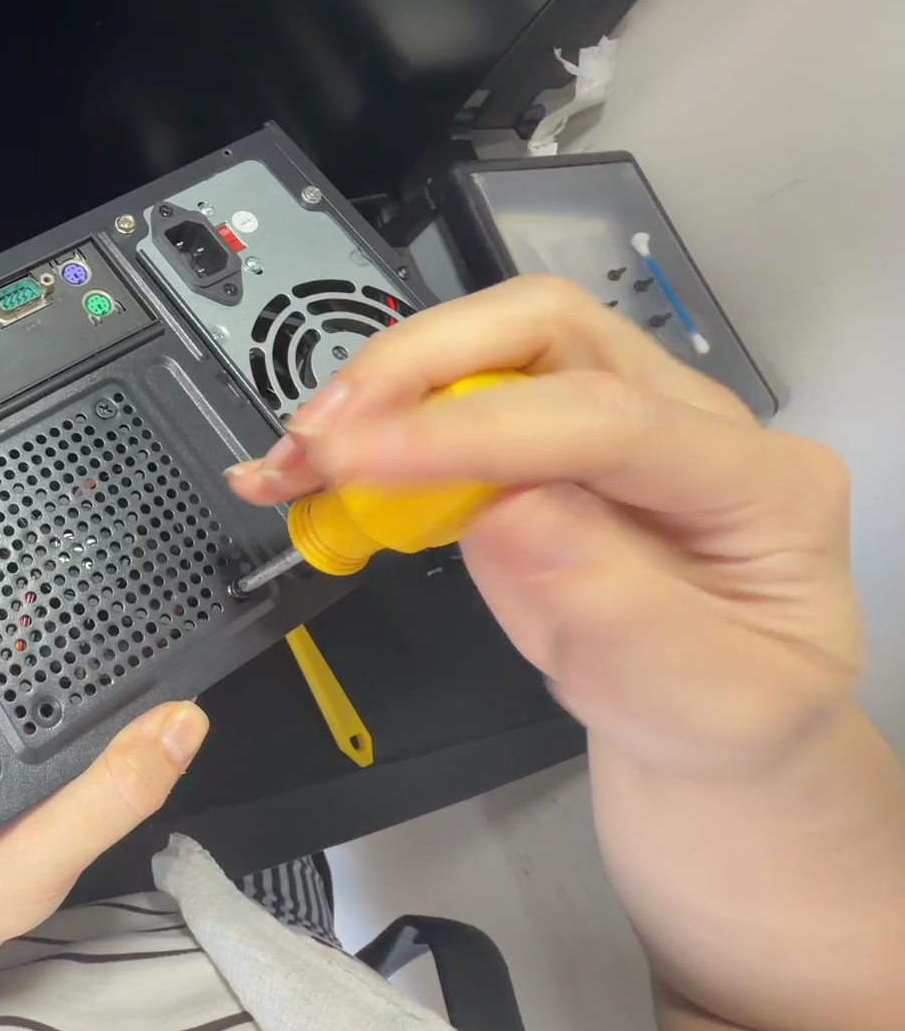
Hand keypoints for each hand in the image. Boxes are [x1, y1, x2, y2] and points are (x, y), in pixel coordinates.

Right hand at [225, 275, 859, 778]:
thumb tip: (502, 509)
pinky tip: (290, 471)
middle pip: (531, 329)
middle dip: (408, 369)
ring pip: (464, 349)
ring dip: (359, 397)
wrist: (686, 702)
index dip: (466, 431)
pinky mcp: (506, 438)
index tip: (355, 462)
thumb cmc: (708, 701)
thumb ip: (609, 599)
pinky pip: (420, 406)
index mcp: (745, 478)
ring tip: (286, 465)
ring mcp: (581, 413)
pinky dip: (344, 435)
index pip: (600, 418)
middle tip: (319, 435)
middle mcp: (667, 413)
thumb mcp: (692, 686)